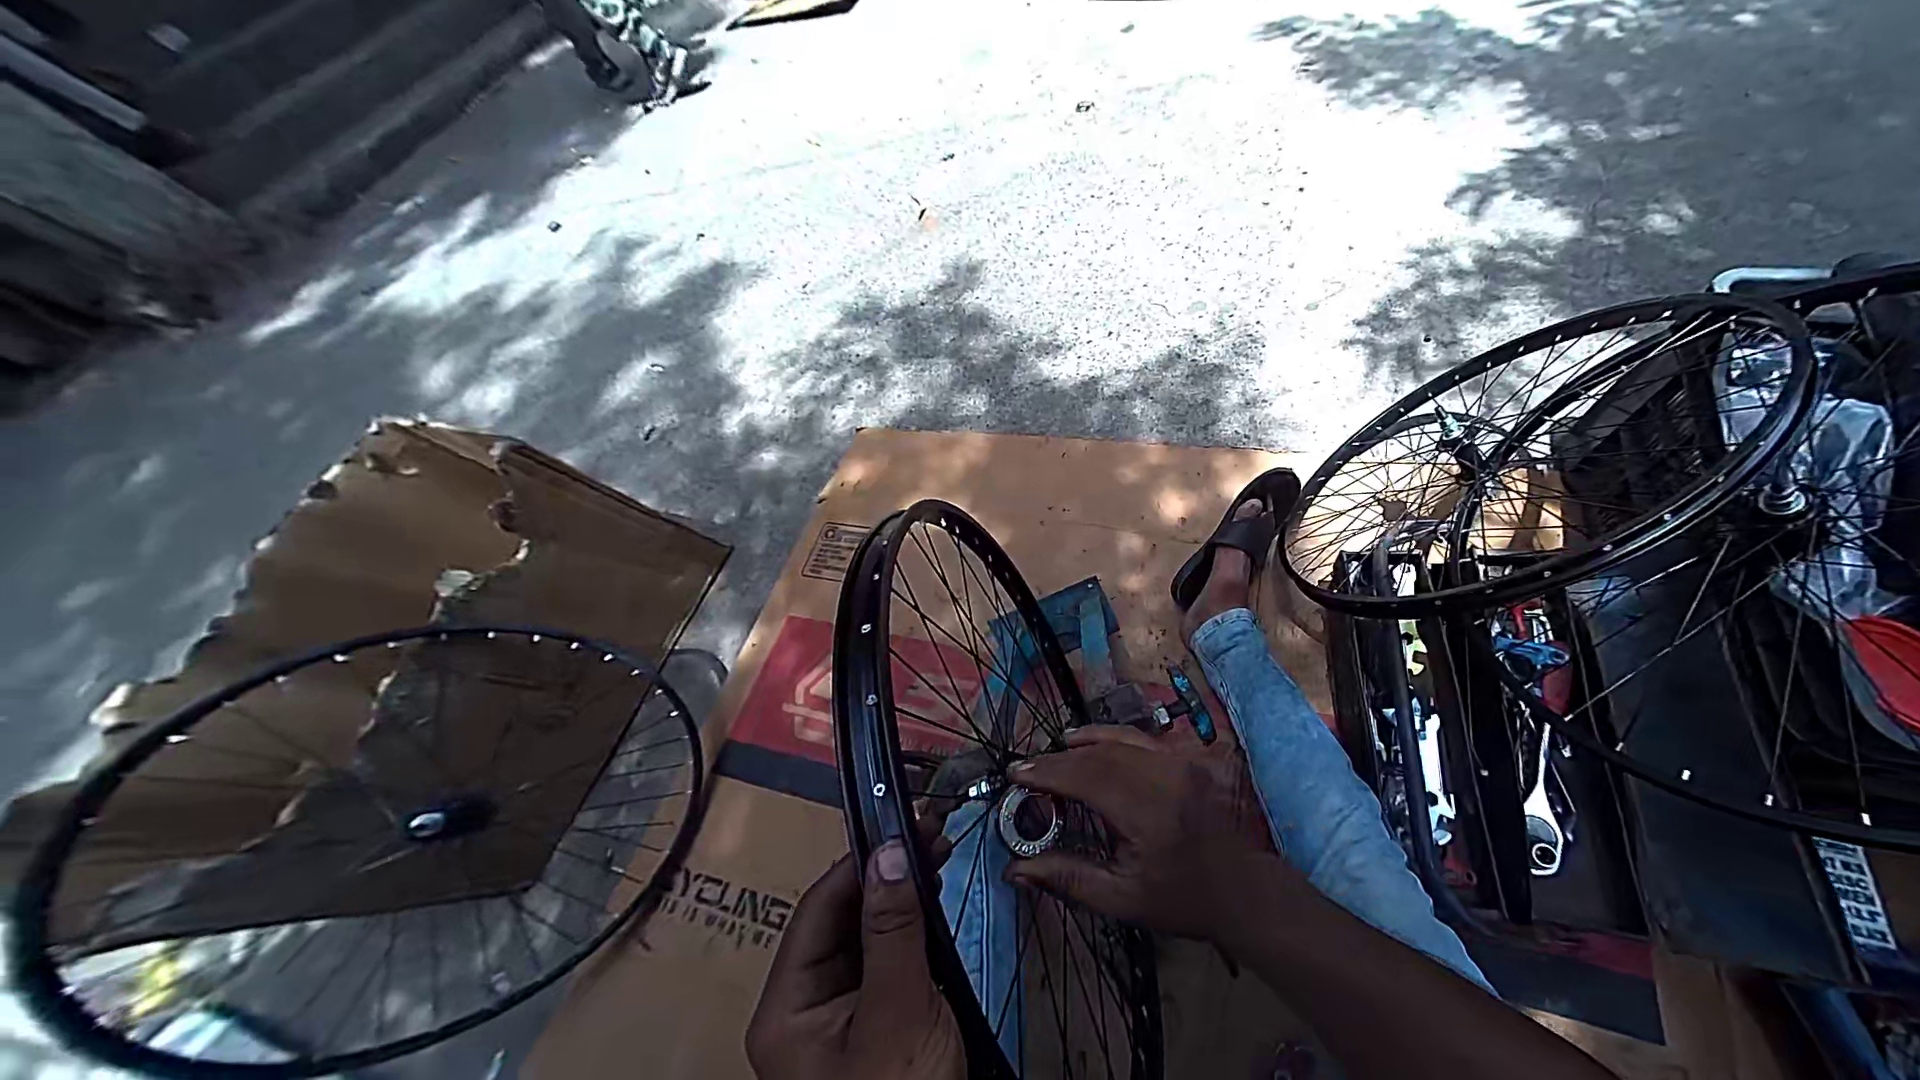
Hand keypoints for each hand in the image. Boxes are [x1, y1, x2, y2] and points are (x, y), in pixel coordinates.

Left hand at [746, 840, 964, 1079]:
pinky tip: (935, 899)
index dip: (859, 863)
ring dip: (906, 892)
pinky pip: (892, 957)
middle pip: (846, 917)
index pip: (818, 909)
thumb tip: (890, 853)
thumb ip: (892, 931)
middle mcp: (809, 1005)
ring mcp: (846, 1014)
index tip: (899, 826)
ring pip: (871, 933)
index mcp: (788, 1007)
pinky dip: (915, 926)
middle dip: (890, 871)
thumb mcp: (897, 1013)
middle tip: (931, 834)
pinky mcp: (881, 1021)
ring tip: (939, 853)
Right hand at [1004, 725, 1285, 943]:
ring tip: (1049, 757)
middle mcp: (1165, 777)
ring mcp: (1178, 762)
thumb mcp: (1122, 901)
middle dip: (1056, 761)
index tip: (1015, 775)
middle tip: (1025, 772)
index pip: (1087, 779)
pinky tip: (1084, 740)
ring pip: (1115, 741)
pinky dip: (1105, 736)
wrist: (1242, 889)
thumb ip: (1067, 879)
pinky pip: (1136, 736)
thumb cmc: (1180, 900)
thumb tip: (1015, 869)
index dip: (1047, 773)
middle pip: (1097, 756)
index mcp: (1149, 813)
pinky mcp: (1184, 757)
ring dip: (1077, 747)